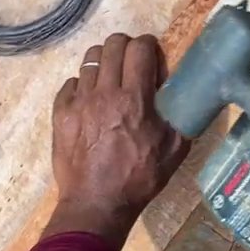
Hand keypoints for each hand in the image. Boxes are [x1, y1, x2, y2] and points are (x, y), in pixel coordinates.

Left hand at [46, 33, 188, 247]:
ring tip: (112, 79)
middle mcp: (104, 93)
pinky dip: (83, 85)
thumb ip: (182, 115)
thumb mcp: (175, 148)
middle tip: (133, 62)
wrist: (96, 205)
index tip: (153, 54)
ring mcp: (78, 102)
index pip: (139, 48)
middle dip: (126, 46)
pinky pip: (71, 83)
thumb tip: (190, 94)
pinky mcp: (60, 114)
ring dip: (105, 63)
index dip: (149, 45)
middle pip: (112, 45)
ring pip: (89, 60)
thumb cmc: (140, 178)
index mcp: (134, 99)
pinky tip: (91, 100)